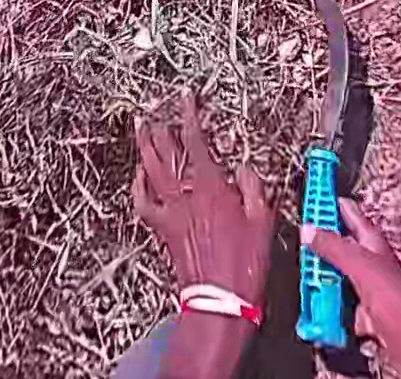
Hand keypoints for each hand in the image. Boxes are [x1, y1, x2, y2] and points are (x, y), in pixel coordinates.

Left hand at [132, 94, 272, 305]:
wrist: (220, 302)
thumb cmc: (242, 264)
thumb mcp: (262, 221)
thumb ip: (252, 188)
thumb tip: (243, 168)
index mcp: (209, 185)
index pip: (195, 139)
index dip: (188, 114)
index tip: (185, 98)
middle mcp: (185, 192)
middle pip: (166, 149)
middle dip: (160, 125)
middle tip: (157, 107)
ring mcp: (170, 209)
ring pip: (151, 167)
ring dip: (144, 144)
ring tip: (141, 126)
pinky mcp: (162, 227)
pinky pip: (142, 201)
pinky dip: (138, 184)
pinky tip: (138, 173)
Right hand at [302, 198, 400, 378]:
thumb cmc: (399, 305)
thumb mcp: (361, 268)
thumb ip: (333, 247)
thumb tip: (308, 229)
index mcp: (371, 243)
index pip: (347, 211)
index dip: (329, 201)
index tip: (308, 194)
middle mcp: (370, 262)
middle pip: (339, 245)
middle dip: (319, 245)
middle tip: (298, 244)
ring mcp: (370, 289)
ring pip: (338, 277)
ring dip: (323, 280)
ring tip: (305, 283)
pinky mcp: (370, 316)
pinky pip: (344, 308)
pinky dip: (332, 311)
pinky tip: (321, 316)